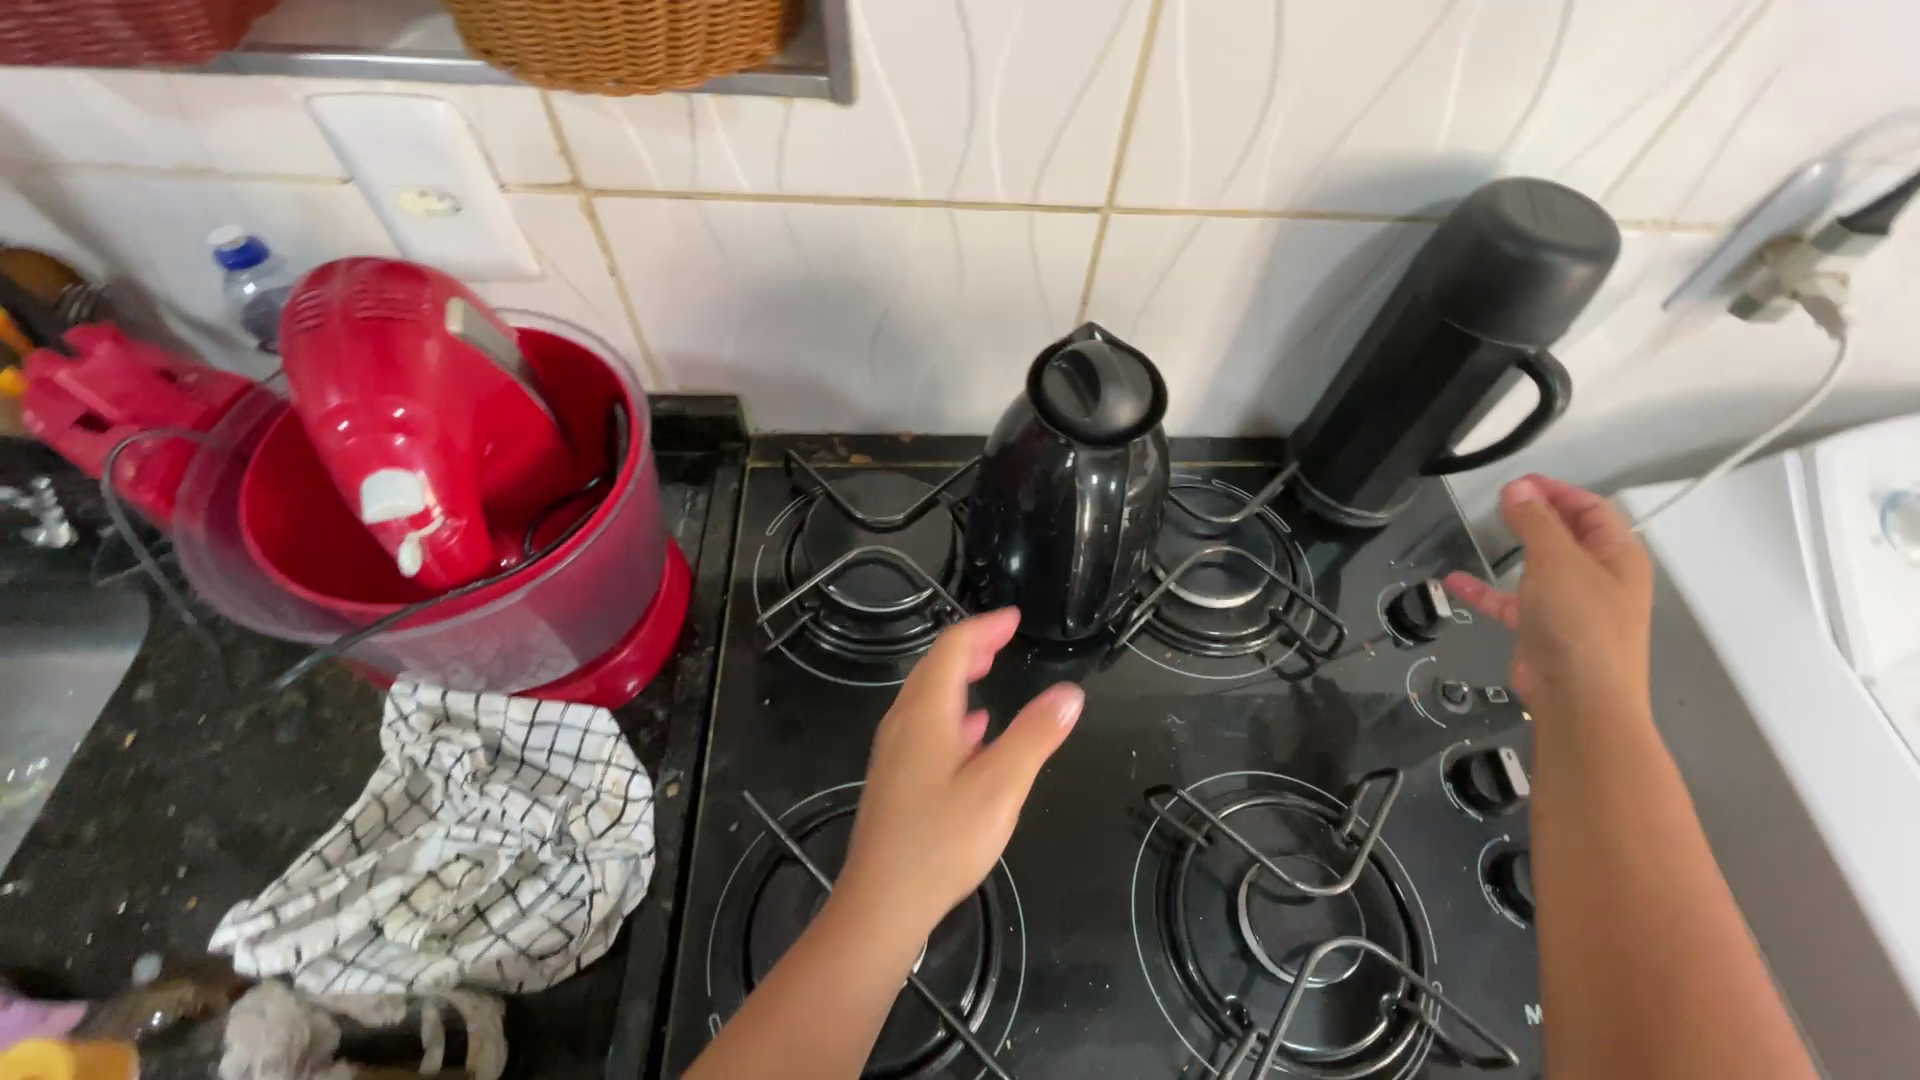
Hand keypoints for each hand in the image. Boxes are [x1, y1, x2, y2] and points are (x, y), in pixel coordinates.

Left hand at [835, 608, 1082, 935]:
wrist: (881, 902)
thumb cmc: (942, 841)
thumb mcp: (1000, 788)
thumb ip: (1035, 736)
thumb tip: (1070, 694)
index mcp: (926, 713)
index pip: (952, 649)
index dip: (984, 628)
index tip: (1014, 618)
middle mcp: (904, 723)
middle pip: (934, 667)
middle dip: (971, 646)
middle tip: (1004, 637)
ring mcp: (894, 750)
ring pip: (926, 696)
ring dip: (958, 677)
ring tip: (989, 670)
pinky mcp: (894, 777)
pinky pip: (924, 725)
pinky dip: (951, 712)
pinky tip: (971, 733)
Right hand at [1444, 475, 1652, 713]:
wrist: (1578, 695)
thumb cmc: (1579, 622)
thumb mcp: (1557, 562)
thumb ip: (1535, 523)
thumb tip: (1517, 489)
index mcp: (1617, 556)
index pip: (1592, 510)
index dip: (1558, 492)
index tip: (1519, 482)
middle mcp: (1599, 577)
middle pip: (1568, 536)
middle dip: (1538, 515)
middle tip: (1502, 501)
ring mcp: (1571, 605)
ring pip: (1540, 566)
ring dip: (1513, 548)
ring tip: (1484, 529)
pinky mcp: (1542, 629)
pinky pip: (1511, 601)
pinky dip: (1485, 590)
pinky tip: (1455, 583)